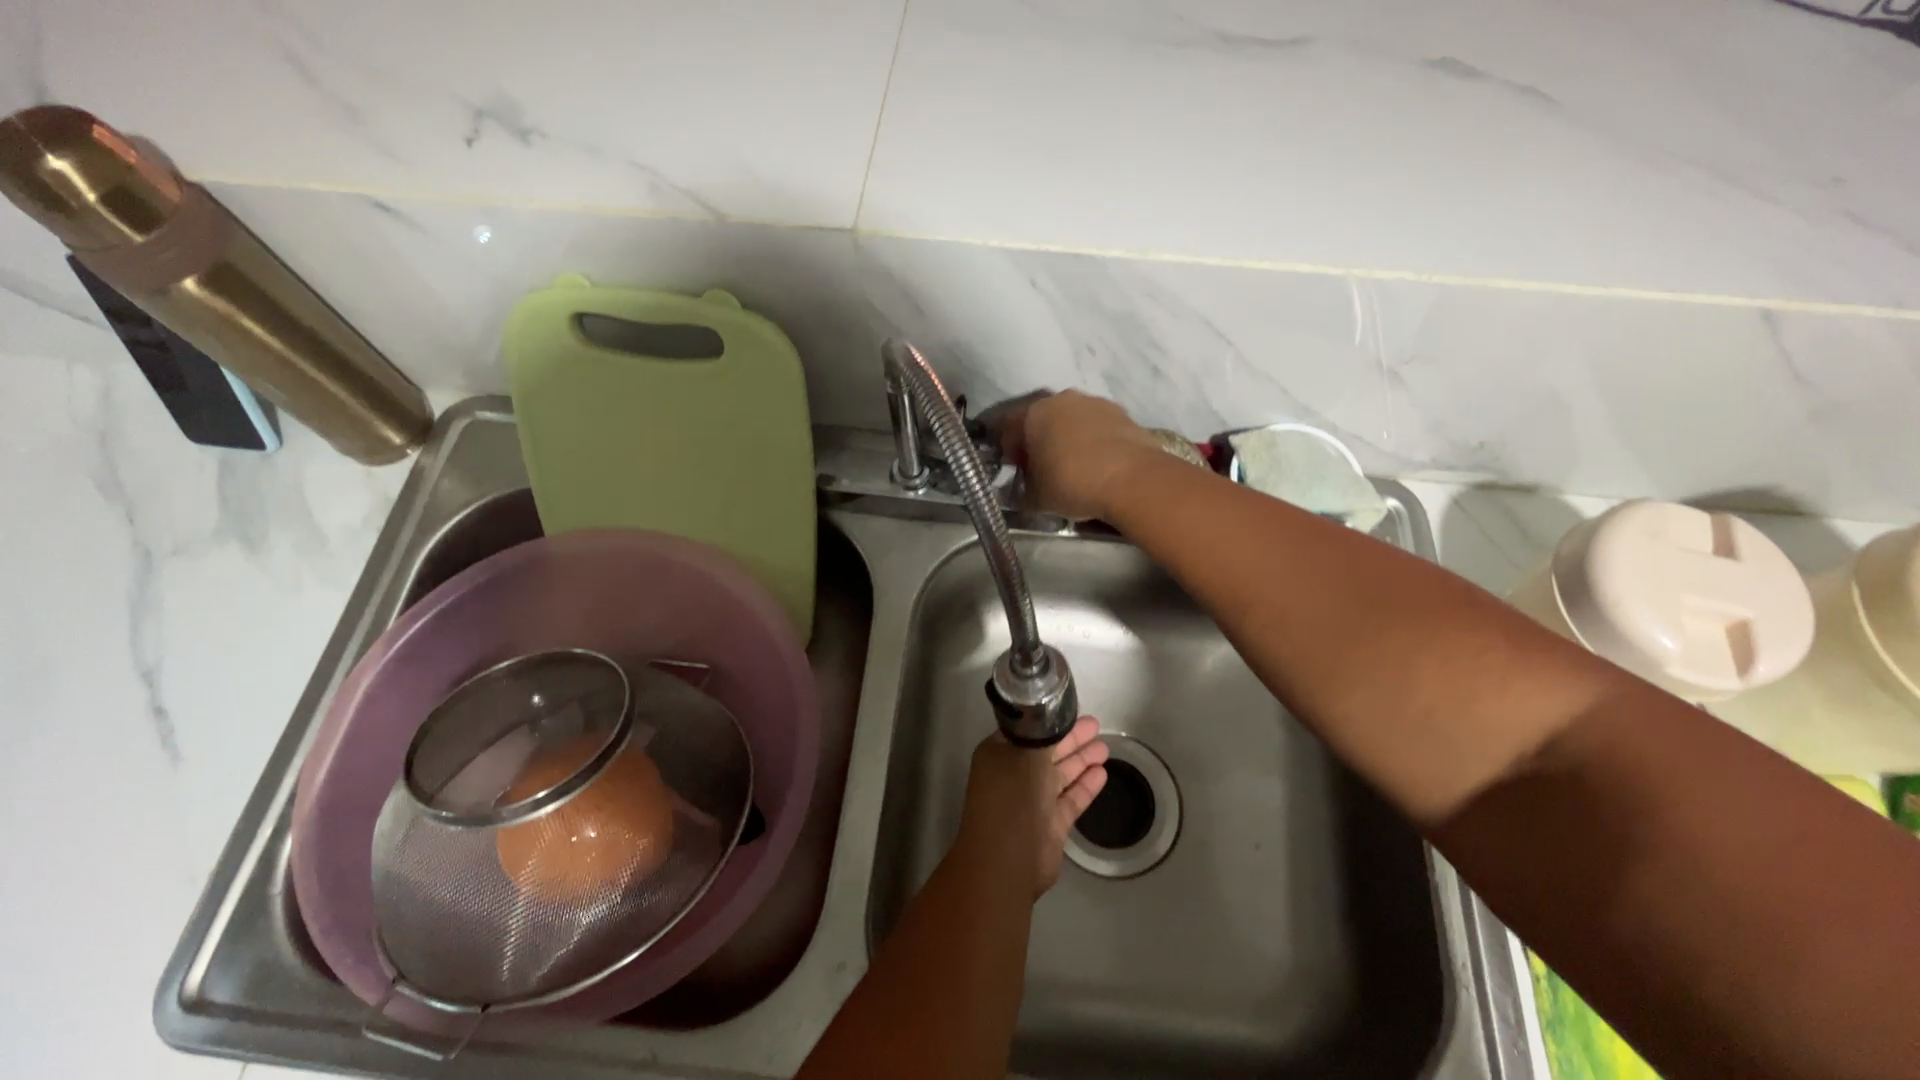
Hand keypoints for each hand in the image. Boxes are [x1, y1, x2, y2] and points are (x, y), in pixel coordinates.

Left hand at [955, 716, 1109, 897]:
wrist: (1006, 862)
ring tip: (1105, 747)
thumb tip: (1051, 718)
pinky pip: (1069, 798)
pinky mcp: (1049, 824)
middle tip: (1096, 725)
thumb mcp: (1027, 757)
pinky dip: (1085, 786)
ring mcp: (1032, 801)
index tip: (1071, 709)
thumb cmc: (1011, 800)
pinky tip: (1103, 773)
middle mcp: (1013, 775)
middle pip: (1046, 751)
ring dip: (1081, 761)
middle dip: (1070, 739)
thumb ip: (1042, 737)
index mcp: (998, 755)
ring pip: (1060, 774)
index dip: (1048, 720)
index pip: (1026, 731)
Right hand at [998, 391, 1170, 520]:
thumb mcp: (1037, 497)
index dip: (1009, 449)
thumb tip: (1021, 492)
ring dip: (1068, 438)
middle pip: (1043, 419)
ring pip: (1072, 420)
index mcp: (1034, 413)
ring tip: (1072, 466)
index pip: (1009, 427)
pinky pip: (1098, 427)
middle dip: (1040, 441)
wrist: (1133, 479)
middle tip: (1042, 468)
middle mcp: (1063, 399)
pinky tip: (1097, 464)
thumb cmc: (1072, 483)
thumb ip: (1022, 492)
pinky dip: (1093, 441)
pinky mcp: (1123, 414)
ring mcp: (1096, 403)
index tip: (1014, 469)